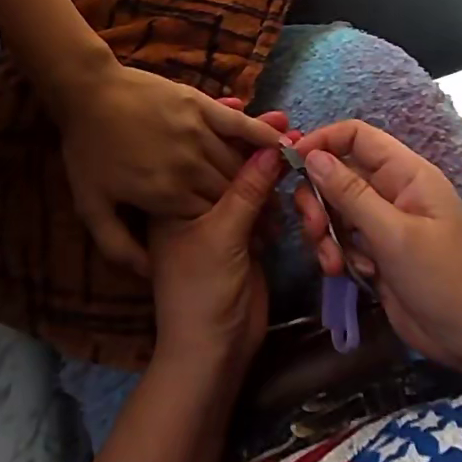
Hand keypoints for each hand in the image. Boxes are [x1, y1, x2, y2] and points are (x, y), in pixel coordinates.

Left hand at [56, 65, 285, 274]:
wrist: (86, 93)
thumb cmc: (86, 152)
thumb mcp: (91, 208)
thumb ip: (119, 248)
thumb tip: (146, 274)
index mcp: (168, 197)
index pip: (216, 221)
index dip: (240, 232)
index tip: (255, 239)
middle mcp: (190, 168)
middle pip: (233, 193)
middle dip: (256, 207)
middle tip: (269, 217)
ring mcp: (198, 135)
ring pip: (239, 163)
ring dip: (262, 176)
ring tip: (276, 186)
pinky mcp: (201, 107)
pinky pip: (240, 124)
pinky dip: (263, 133)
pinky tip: (282, 140)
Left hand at [150, 141, 285, 374]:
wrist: (209, 349)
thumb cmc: (200, 290)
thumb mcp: (221, 237)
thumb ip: (246, 192)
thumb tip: (272, 150)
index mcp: (170, 198)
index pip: (200, 153)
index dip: (230, 130)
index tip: (254, 112)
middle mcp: (189, 202)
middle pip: (224, 160)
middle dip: (254, 142)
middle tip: (285, 122)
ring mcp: (214, 219)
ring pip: (241, 179)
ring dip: (264, 161)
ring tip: (290, 137)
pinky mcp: (237, 235)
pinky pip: (254, 201)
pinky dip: (269, 187)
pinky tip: (284, 169)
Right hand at [292, 120, 461, 381]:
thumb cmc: (446, 279)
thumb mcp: (395, 235)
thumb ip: (351, 194)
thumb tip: (312, 156)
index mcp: (406, 174)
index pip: (356, 136)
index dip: (322, 141)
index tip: (292, 162)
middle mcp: (391, 191)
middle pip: (337, 174)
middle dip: (318, 198)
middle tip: (314, 227)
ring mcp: (382, 222)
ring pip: (334, 209)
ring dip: (326, 233)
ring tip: (335, 263)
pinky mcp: (375, 251)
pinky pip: (341, 238)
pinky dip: (337, 253)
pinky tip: (350, 274)